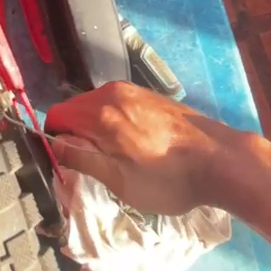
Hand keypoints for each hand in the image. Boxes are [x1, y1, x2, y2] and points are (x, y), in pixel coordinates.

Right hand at [45, 81, 241, 216]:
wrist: (218, 159)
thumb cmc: (168, 178)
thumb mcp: (120, 181)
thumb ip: (82, 159)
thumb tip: (52, 146)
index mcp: (101, 114)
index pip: (57, 115)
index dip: (54, 138)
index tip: (65, 161)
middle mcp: (111, 92)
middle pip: (74, 108)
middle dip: (74, 134)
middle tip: (90, 165)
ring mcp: (130, 89)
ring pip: (94, 105)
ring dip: (93, 127)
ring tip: (113, 157)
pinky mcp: (145, 92)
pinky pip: (113, 102)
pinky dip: (110, 120)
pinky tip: (131, 143)